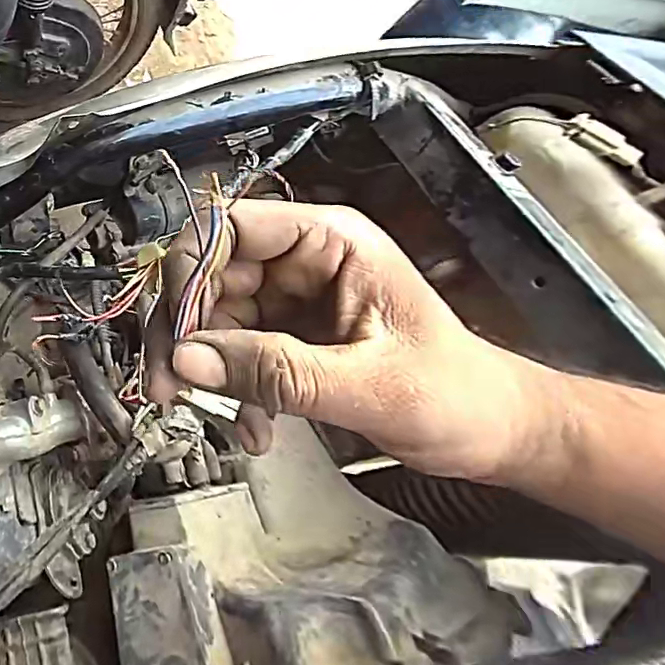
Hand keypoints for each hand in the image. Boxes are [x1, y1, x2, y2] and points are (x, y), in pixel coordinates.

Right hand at [145, 201, 559, 481]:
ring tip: (209, 411)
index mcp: (326, 241)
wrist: (497, 437)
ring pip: (208, 313)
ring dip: (200, 365)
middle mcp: (296, 259)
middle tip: (167, 382)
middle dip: (183, 330)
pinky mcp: (280, 331)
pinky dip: (226, 385)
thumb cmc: (461, 398)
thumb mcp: (370, 387)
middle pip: (206, 273)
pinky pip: (227, 346)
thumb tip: (187, 360)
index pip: (229, 227)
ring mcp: (285, 296)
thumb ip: (276, 372)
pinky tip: (249, 426)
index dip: (190, 267)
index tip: (177, 327)